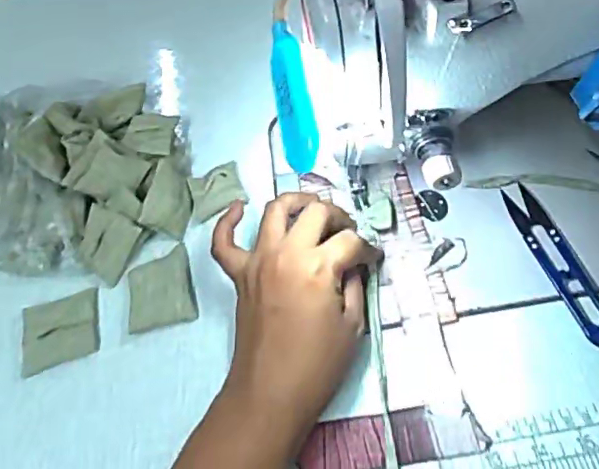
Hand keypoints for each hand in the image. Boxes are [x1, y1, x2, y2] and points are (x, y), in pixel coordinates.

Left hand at [211, 193, 380, 433]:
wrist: (269, 397)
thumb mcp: (352, 327)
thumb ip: (356, 286)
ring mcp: (259, 260)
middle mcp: (287, 253)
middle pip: (317, 212)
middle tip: (348, 233)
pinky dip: (229, 220)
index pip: (350, 240)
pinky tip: (239, 207)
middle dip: (339, 217)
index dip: (368, 248)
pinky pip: (225, 241)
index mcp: (318, 267)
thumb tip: (356, 265)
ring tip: (312, 208)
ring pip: (275, 210)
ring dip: (297, 202)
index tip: (373, 258)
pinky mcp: (239, 274)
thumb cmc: (316, 368)